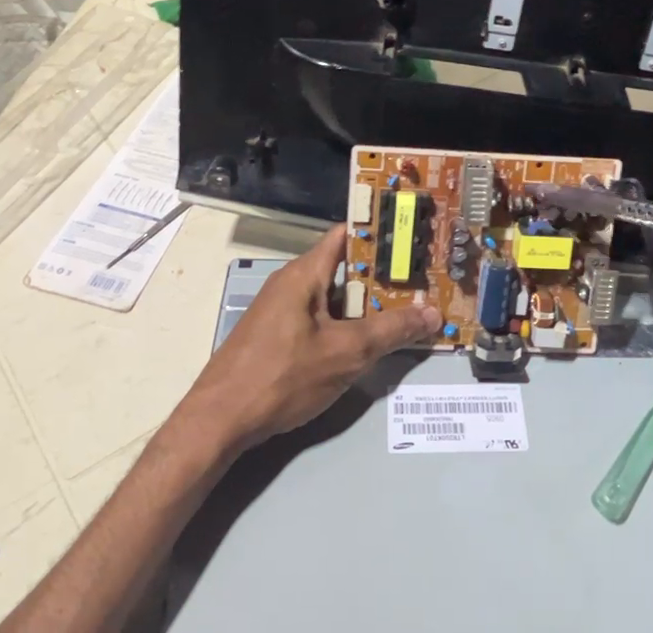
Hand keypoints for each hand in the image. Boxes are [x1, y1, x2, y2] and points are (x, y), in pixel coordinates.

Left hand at [177, 226, 441, 452]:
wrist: (220, 421)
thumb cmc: (282, 376)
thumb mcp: (345, 354)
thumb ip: (391, 331)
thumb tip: (433, 313)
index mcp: (304, 274)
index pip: (346, 234)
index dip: (381, 230)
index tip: (416, 233)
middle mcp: (292, 284)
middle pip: (345, 267)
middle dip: (385, 273)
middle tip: (425, 277)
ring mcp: (283, 311)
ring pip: (335, 296)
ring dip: (369, 302)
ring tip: (410, 307)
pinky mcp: (279, 337)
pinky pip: (323, 318)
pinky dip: (349, 323)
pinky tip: (373, 340)